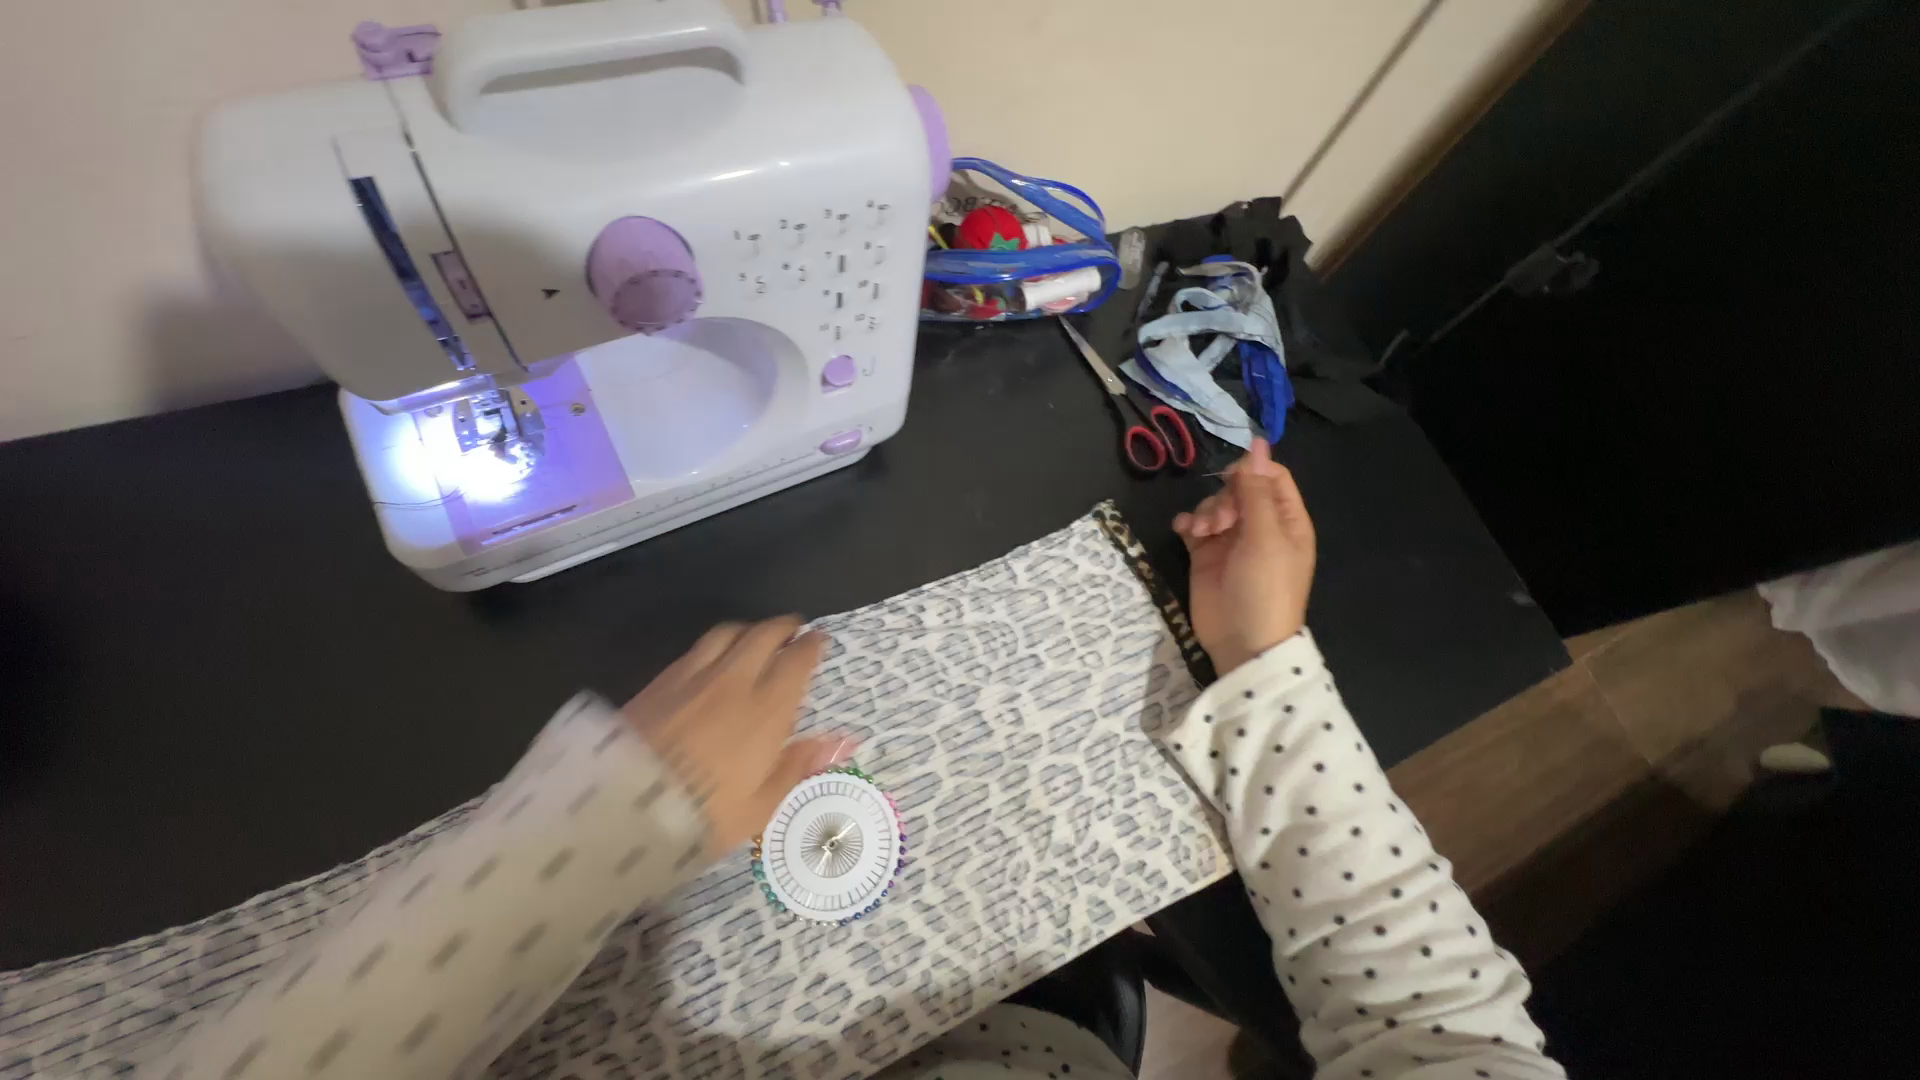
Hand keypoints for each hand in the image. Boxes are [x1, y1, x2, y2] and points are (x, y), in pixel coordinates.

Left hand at [621, 617, 850, 857]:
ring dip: (748, 629)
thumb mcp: (760, 805)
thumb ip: (798, 766)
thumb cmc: (703, 816)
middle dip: (783, 627)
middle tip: (793, 630)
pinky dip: (714, 646)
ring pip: (727, 633)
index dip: (811, 646)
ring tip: (754, 637)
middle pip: (763, 634)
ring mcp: (692, 676)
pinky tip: (711, 660)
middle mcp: (733, 680)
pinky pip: (695, 650)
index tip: (818, 641)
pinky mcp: (658, 682)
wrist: (621, 811)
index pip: (797, 660)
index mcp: (767, 708)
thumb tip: (841, 742)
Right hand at [1173, 438, 1316, 674]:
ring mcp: (1232, 542)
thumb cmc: (1265, 588)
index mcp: (1287, 520)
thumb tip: (1258, 443)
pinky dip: (1188, 523)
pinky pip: (1194, 526)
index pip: (1272, 477)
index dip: (1251, 471)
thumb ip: (1256, 490)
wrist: (1243, 642)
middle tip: (1220, 522)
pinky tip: (1185, 531)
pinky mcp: (1206, 556)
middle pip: (1238, 489)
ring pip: (1214, 505)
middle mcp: (1261, 527)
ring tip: (1201, 532)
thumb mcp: (1265, 537)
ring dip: (1204, 512)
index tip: (1231, 479)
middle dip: (1224, 498)